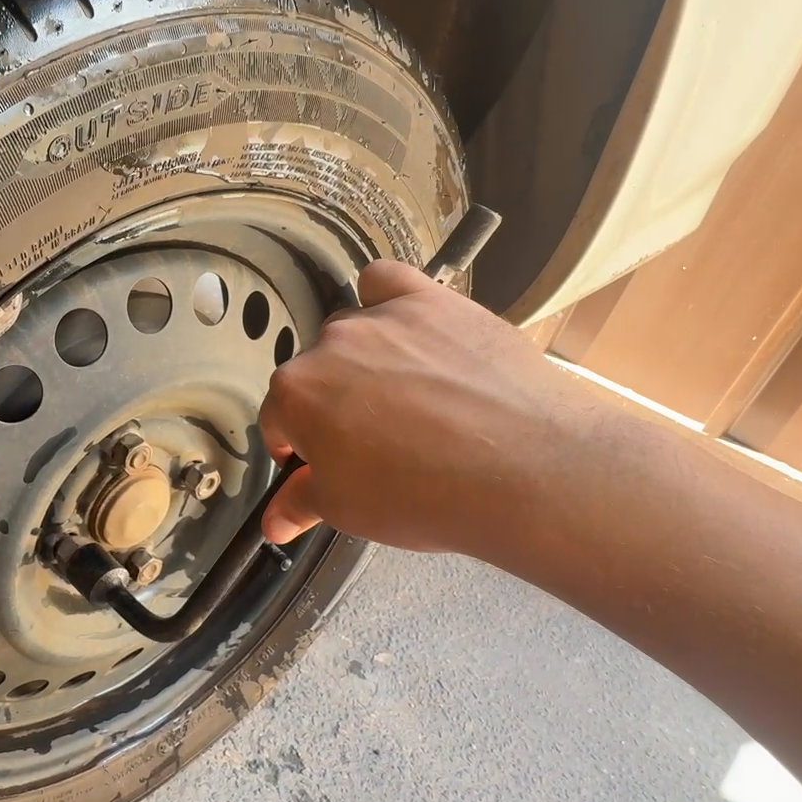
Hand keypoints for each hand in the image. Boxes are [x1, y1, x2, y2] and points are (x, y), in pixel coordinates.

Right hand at [257, 260, 612, 555]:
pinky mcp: (432, 301)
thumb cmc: (427, 493)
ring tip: (406, 396)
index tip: (322, 465)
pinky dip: (384, 300)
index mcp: (297, 394)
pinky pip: (387, 282)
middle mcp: (330, 345)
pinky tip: (403, 328)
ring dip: (362, 359)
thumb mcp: (349, 511)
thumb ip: (300, 504)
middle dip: (331, 404)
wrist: (527, 470)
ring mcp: (382, 318)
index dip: (298, 449)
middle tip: (372, 441)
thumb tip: (275, 519)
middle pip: (314, 373)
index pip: (278, 420)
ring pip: (351, 332)